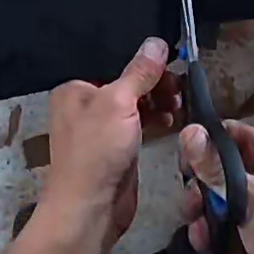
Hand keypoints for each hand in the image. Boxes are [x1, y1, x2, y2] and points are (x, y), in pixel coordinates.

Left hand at [45, 38, 175, 245]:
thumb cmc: (97, 150)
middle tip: (177, 86)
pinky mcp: (117, 146)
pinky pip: (139, 121)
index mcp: (75, 88)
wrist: (90, 211)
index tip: (170, 59)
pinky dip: (155, 117)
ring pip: (135, 101)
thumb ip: (140, 72)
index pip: (113, 61)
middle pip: (127, 80)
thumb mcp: (119, 102)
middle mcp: (85, 104)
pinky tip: (170, 117)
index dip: (142, 59)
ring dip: (158, 99)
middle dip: (154, 81)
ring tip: (177, 102)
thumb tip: (157, 42)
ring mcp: (102, 127)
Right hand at [180, 120, 253, 253]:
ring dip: (213, 235)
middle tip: (195, 218)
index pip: (226, 135)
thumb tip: (188, 129)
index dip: (201, 150)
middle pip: (216, 176)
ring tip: (211, 253)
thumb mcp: (253, 201)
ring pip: (219, 211)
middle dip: (202, 202)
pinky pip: (230, 240)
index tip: (185, 173)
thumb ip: (216, 169)